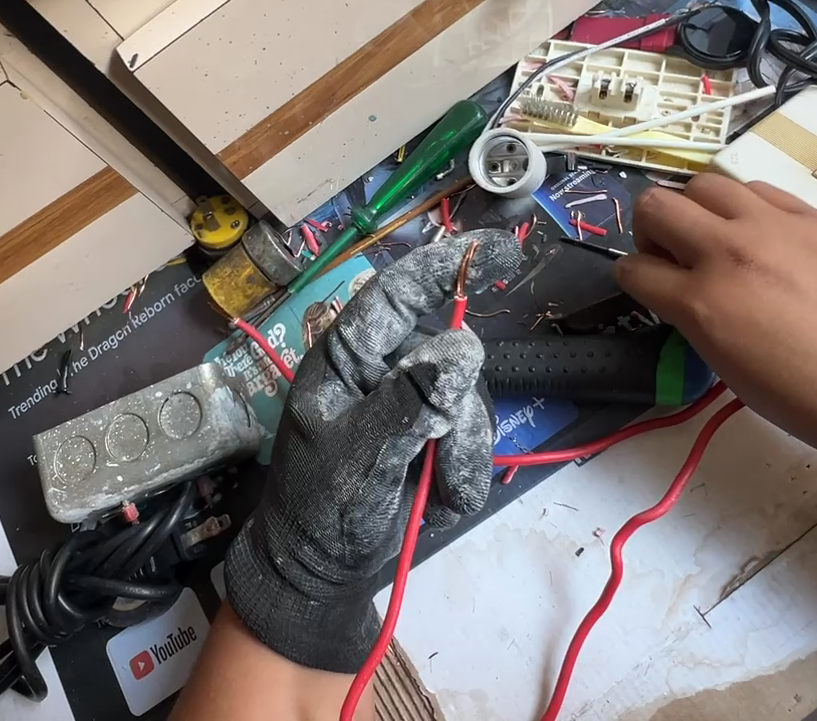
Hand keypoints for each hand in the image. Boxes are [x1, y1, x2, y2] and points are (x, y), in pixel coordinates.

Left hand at [225, 229, 521, 672]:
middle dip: (453, 408)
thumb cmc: (321, 506)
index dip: (443, 265)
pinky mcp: (439, 433)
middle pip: (451, 355)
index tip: (496, 248)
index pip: (397, 292)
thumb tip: (462, 347)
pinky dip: (465, 471)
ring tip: (429, 486)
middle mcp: (386, 368)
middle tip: (434, 450)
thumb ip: (408, 403)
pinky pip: (476, 438)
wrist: (324, 568)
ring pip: (470, 399)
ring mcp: (416, 401)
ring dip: (459, 449)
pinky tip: (436, 496)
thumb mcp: (358, 456)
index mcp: (349, 356)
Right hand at [613, 174, 816, 487]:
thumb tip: (685, 300)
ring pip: (702, 183)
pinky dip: (741, 207)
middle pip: (654, 204)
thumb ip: (699, 325)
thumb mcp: (740, 379)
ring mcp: (777, 226)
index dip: (631, 280)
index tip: (647, 291)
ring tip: (717, 241)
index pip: (632, 269)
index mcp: (706, 305)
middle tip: (673, 259)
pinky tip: (764, 238)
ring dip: (693, 209)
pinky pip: (756, 190)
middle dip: (649, 231)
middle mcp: (730, 252)